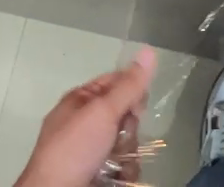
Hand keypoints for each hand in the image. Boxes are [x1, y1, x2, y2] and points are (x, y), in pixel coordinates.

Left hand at [15, 47, 156, 186]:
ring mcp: (92, 151)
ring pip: (128, 142)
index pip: (115, 82)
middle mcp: (86, 124)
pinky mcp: (100, 174)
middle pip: (125, 114)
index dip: (131, 89)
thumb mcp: (102, 111)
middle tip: (122, 135)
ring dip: (129, 152)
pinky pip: (125, 166)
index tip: (139, 104)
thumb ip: (128, 85)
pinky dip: (126, 171)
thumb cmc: (74, 148)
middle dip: (129, 126)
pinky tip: (120, 176)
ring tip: (118, 162)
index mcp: (81, 101)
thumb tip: (149, 50)